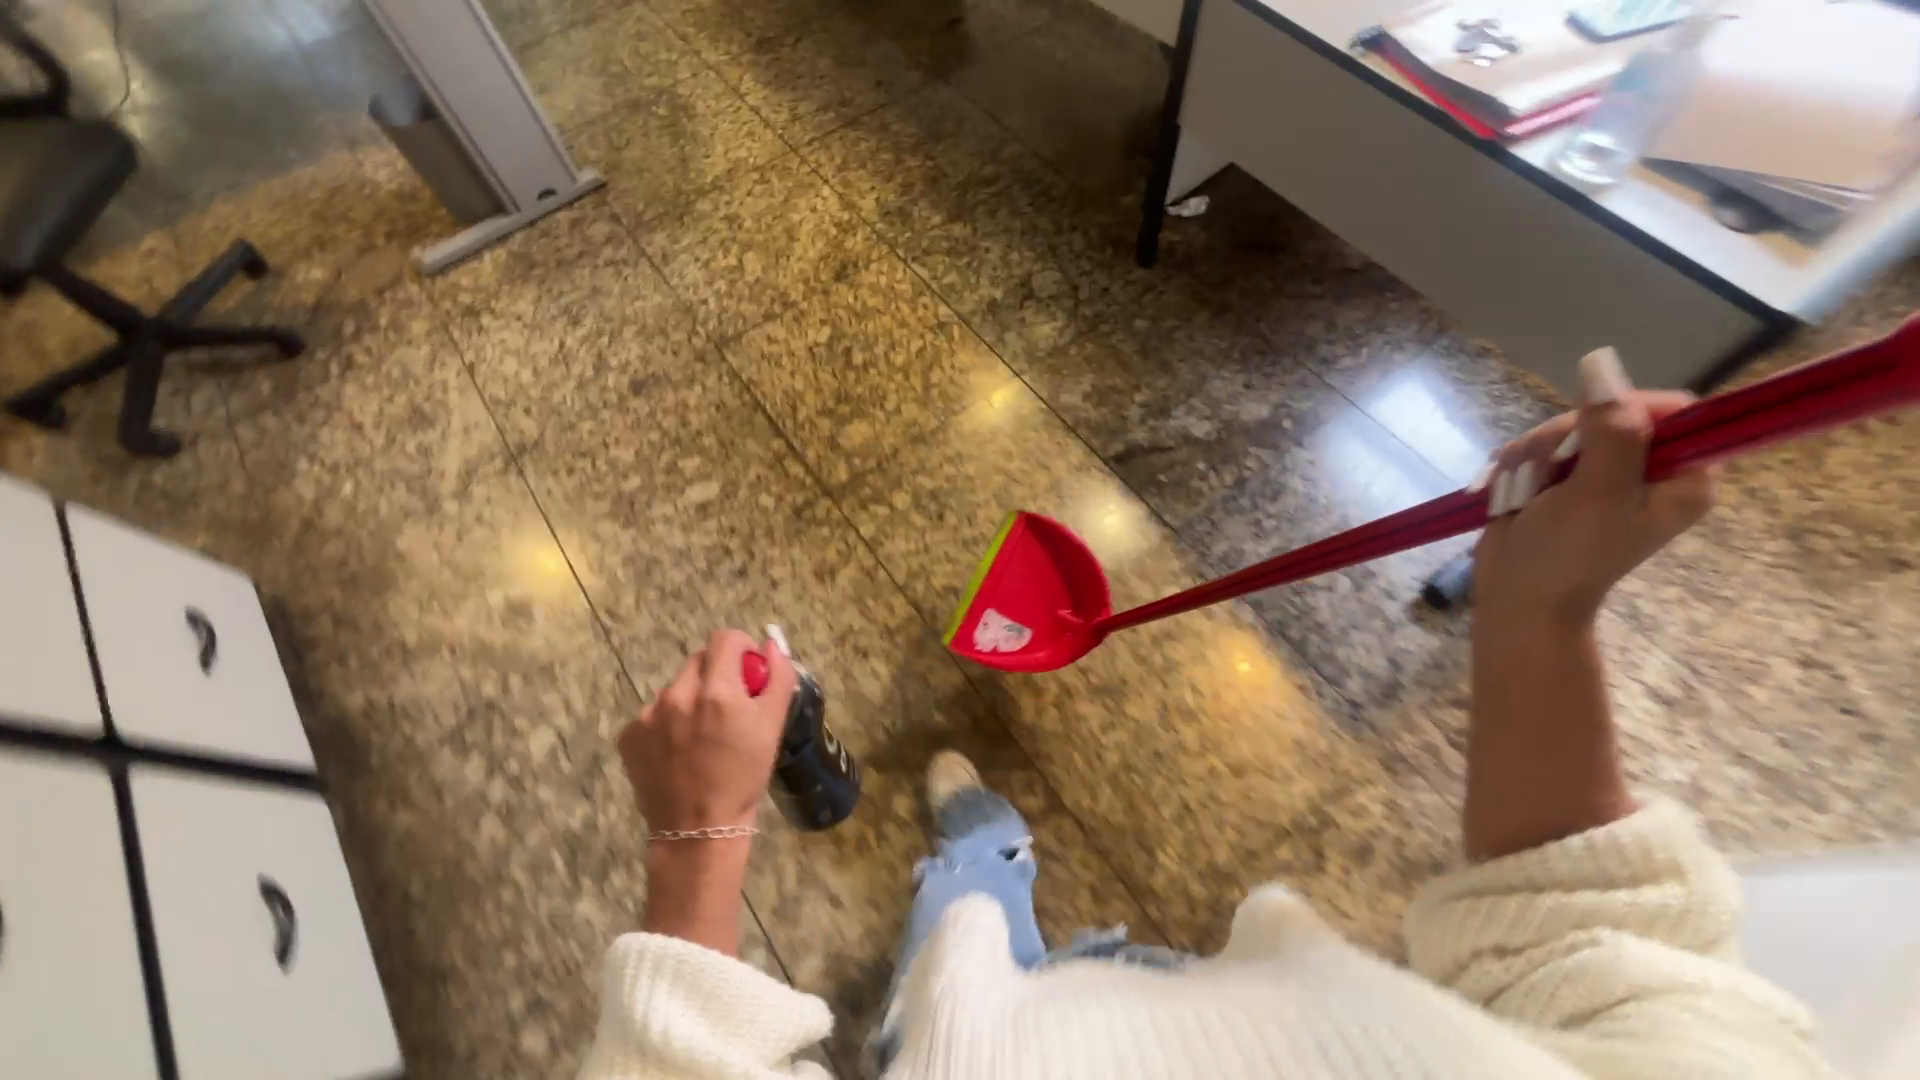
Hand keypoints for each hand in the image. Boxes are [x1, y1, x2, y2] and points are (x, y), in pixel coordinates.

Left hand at [620, 628, 797, 837]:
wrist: (698, 830)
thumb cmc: (744, 777)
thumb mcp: (772, 726)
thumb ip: (778, 678)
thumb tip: (772, 645)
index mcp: (716, 689)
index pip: (725, 639)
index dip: (743, 650)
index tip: (750, 675)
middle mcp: (677, 693)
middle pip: (700, 660)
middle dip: (718, 675)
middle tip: (730, 709)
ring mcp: (648, 715)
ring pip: (677, 688)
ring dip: (692, 699)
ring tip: (704, 737)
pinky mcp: (629, 735)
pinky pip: (654, 714)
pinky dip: (669, 724)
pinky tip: (680, 752)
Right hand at [1474, 347, 1718, 630]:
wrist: (1516, 601)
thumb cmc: (1565, 555)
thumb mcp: (1593, 491)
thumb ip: (1608, 428)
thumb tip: (1600, 360)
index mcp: (1682, 476)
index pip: (1668, 409)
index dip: (1620, 409)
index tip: (1580, 434)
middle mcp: (1647, 472)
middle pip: (1604, 417)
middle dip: (1557, 441)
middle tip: (1537, 474)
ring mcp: (1600, 479)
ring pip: (1561, 434)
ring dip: (1527, 458)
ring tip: (1514, 493)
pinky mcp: (1560, 487)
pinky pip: (1536, 454)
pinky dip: (1512, 470)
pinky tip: (1500, 492)